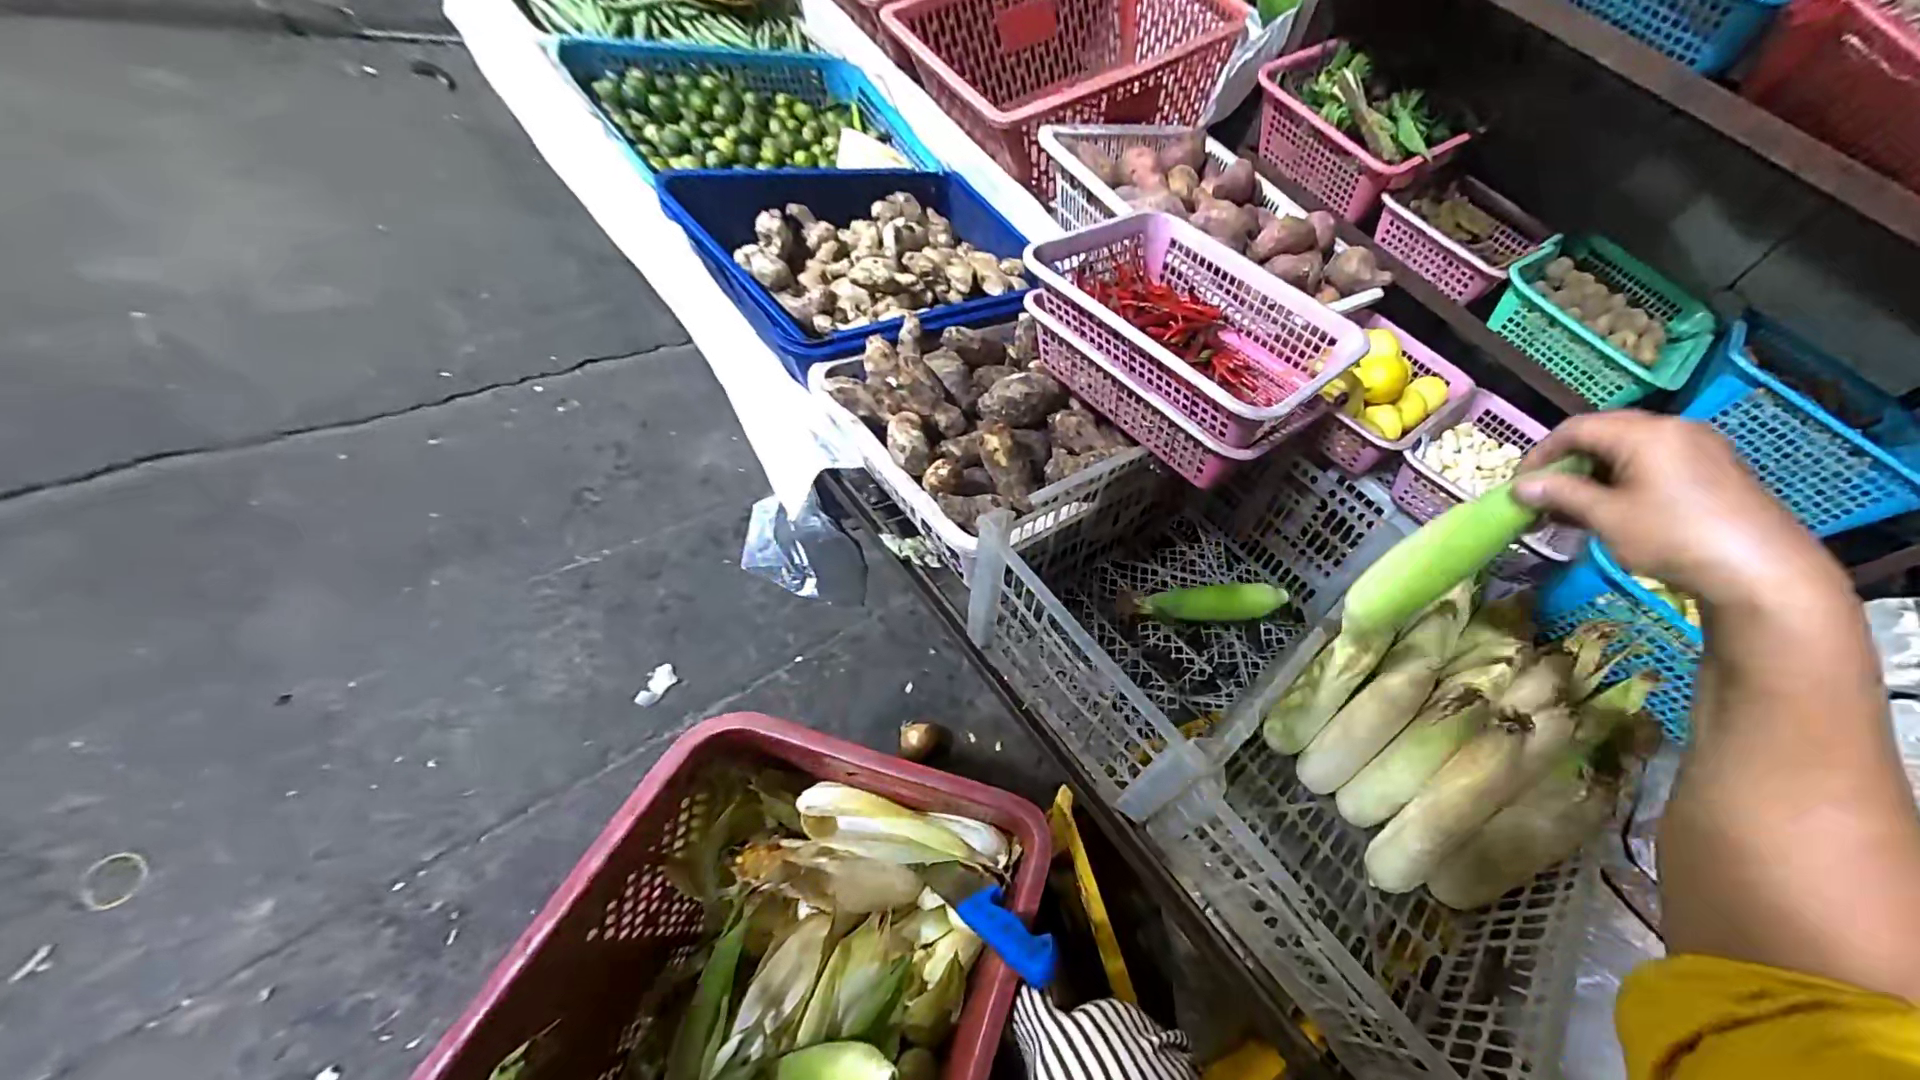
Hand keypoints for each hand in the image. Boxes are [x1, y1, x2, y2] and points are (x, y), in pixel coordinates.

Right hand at [1512, 410, 1843, 609]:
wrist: (1762, 570)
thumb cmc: (1672, 535)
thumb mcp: (1604, 516)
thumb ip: (1559, 494)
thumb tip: (1520, 486)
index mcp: (1646, 433)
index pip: (1575, 429)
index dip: (1540, 453)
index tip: (1520, 484)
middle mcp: (1675, 430)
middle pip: (1603, 433)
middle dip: (1566, 461)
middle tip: (1543, 491)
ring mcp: (1700, 448)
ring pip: (1628, 449)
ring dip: (1592, 472)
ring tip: (1571, 505)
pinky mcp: (1714, 470)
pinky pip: (1654, 462)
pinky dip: (1622, 479)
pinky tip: (1610, 507)